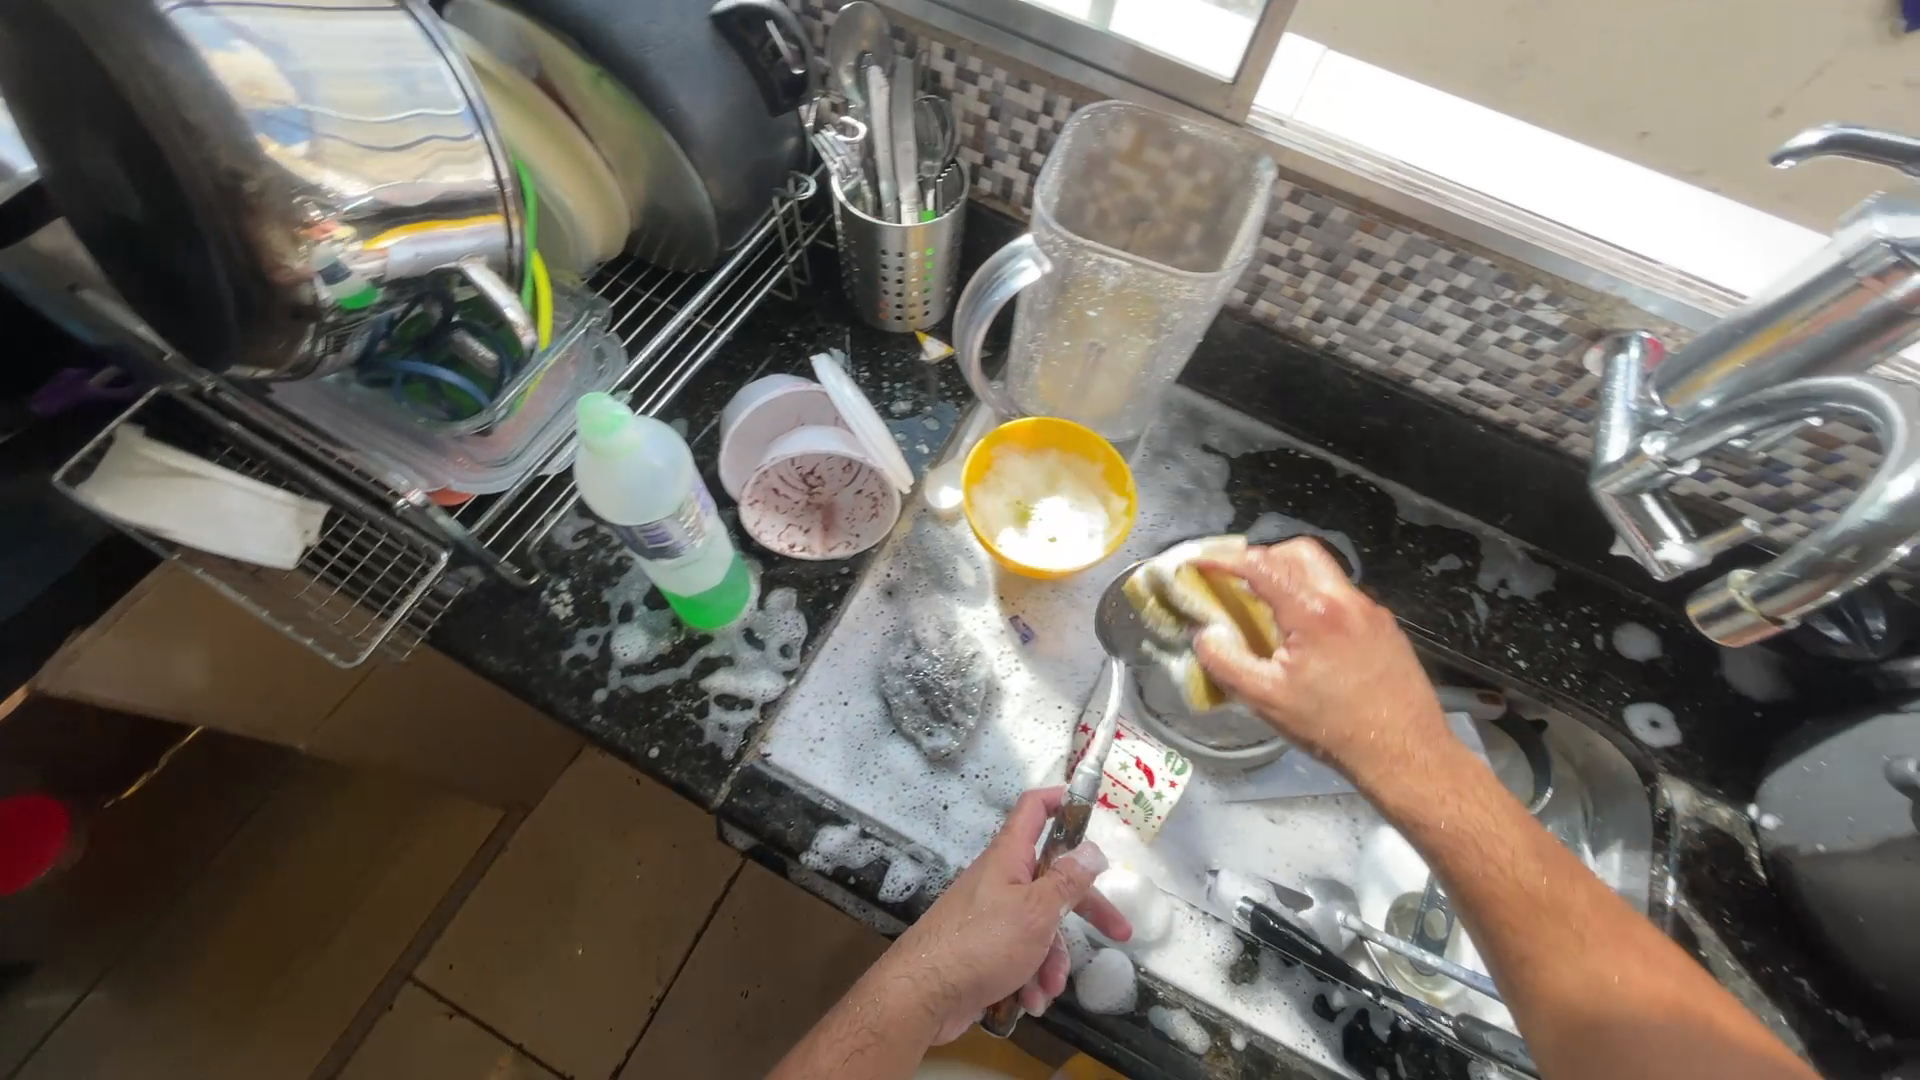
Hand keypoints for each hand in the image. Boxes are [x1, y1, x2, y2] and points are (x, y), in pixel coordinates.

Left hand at [881, 786, 1131, 1043]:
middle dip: (1085, 908)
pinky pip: (1022, 955)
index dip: (1060, 800)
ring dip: (1052, 959)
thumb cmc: (982, 942)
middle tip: (1119, 931)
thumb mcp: (1036, 911)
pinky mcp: (987, 948)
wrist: (924, 994)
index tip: (1089, 809)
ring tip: (1048, 988)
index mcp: (1010, 856)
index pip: (1034, 809)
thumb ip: (1067, 881)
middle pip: (1052, 879)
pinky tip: (1029, 1000)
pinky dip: (1030, 977)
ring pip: (1041, 926)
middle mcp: (1002, 878)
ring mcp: (993, 914)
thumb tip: (1093, 849)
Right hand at [1194, 538, 1451, 783]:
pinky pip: (1341, 596)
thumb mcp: (1264, 698)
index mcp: (1314, 613)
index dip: (1225, 560)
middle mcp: (1346, 600)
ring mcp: (1371, 611)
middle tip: (1240, 580)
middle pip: (1299, 551)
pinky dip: (1314, 599)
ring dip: (1291, 577)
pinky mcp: (1385, 627)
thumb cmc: (1332, 727)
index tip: (1202, 564)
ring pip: (1324, 572)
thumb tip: (1204, 634)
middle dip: (1263, 556)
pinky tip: (1306, 636)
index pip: (1262, 565)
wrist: (1405, 754)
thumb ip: (1224, 660)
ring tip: (1270, 610)